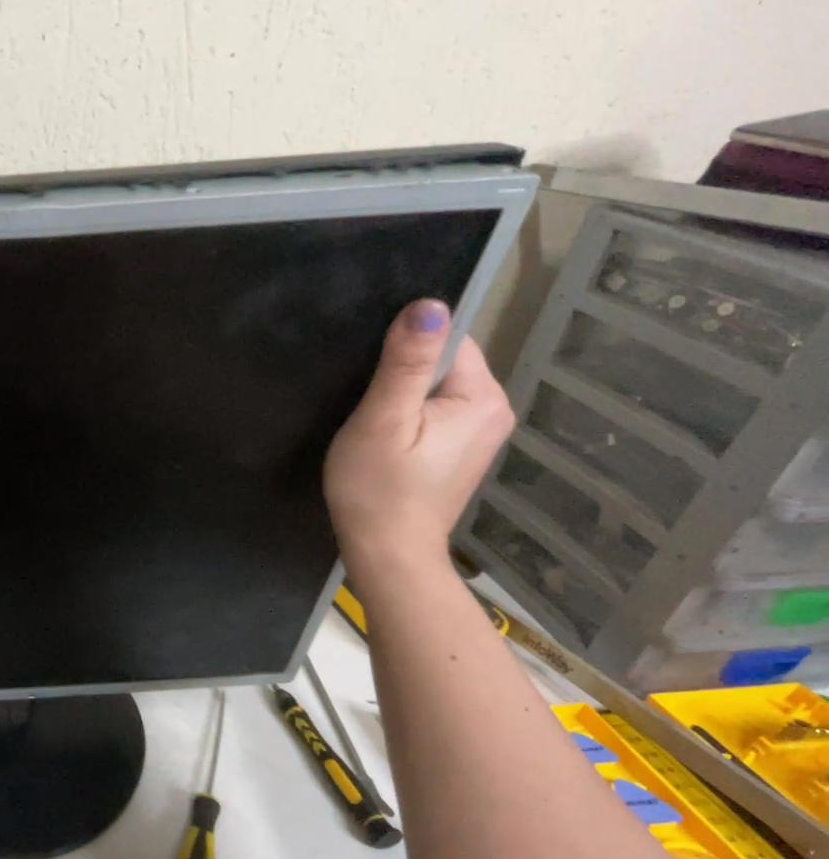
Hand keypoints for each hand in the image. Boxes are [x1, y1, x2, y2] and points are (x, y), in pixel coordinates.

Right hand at [324, 299, 514, 569]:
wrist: (388, 554)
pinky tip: (385, 440)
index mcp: (483, 396)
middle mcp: (495, 409)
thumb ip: (406, 363)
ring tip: (372, 423)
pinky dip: (409, 418)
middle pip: (444, 364)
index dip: (405, 348)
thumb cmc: (379, 489)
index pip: (449, 341)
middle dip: (403, 374)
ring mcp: (482, 434)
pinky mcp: (463, 453)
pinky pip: (436, 414)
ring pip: (437, 390)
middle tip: (364, 402)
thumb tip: (429, 304)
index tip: (370, 370)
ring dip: (403, 397)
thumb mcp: (383, 420)